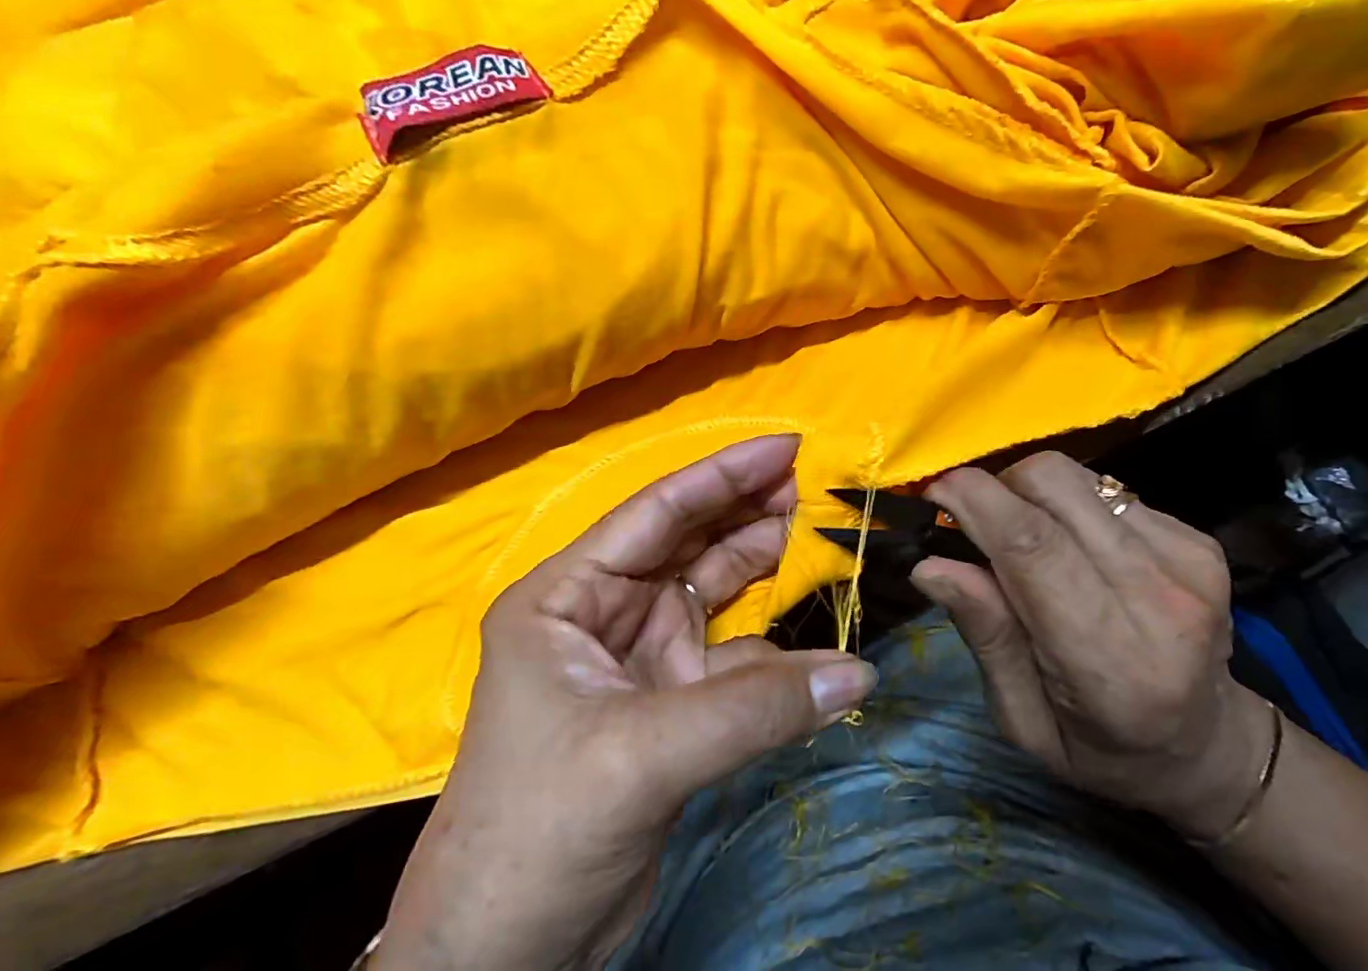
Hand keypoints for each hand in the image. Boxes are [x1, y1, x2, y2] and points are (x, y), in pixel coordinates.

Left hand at [375, 435, 877, 970]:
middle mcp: (606, 615)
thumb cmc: (538, 830)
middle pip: (692, 543)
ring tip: (821, 532)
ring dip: (767, 564)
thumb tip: (858, 675)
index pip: (655, 515)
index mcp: (567, 599)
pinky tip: (821, 647)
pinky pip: (740, 657)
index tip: (788, 447)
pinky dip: (782, 651)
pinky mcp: (676, 704)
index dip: (722, 476)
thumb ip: (753, 709)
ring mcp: (645, 659)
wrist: (509, 951)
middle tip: (818, 485)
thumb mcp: (640, 756)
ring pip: (718, 592)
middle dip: (751, 511)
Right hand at [910, 452, 1268, 840]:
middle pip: (1055, 488)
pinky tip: (1076, 549)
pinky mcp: (1199, 539)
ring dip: (1033, 495)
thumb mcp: (1025, 722)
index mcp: (1111, 662)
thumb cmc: (1103, 750)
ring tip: (1030, 544)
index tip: (935, 492)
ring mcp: (1187, 559)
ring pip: (1078, 476)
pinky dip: (1071, 507)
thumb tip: (931, 566)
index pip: (1034, 548)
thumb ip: (987, 637)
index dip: (978, 503)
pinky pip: (1107, 489)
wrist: (1208, 744)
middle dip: (998, 488)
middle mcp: (1159, 597)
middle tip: (979, 528)